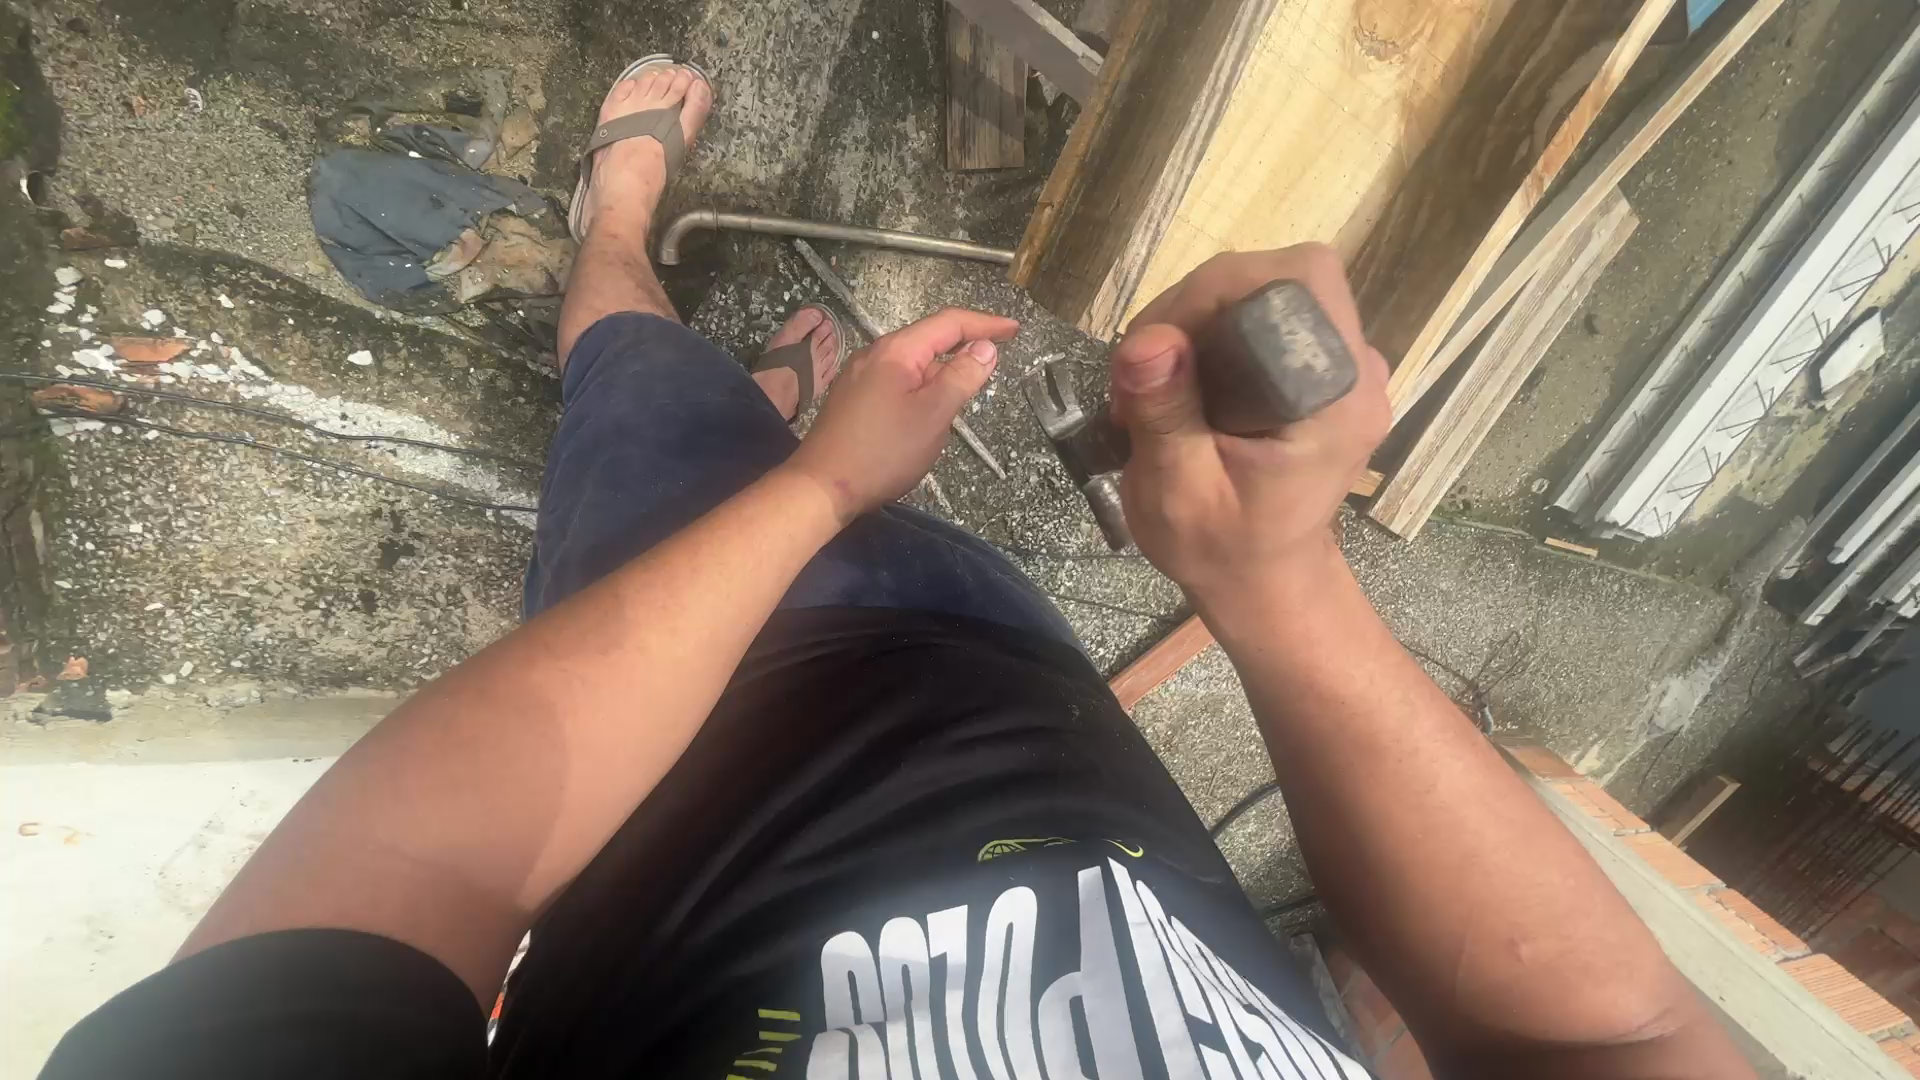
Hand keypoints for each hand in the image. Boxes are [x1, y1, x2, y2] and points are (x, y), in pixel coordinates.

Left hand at [784, 307, 1019, 521]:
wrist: (821, 486)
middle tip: (992, 367)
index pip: (948, 323)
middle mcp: (874, 355)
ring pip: (912, 367)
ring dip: (941, 376)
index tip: (1014, 330)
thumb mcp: (933, 415)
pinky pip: (896, 384)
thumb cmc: (882, 452)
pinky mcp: (852, 401)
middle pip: (928, 342)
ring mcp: (859, 378)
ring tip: (960, 401)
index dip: (985, 324)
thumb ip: (962, 378)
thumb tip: (984, 347)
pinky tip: (926, 416)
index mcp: (896, 351)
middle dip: (962, 351)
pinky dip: (920, 391)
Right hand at [1109, 245, 1390, 613]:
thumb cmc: (1221, 550)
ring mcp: (1343, 369)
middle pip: (1278, 278)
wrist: (1262, 581)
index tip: (1156, 349)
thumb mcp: (1177, 493)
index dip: (1215, 293)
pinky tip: (1181, 387)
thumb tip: (1143, 341)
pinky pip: (1264, 324)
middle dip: (1195, 308)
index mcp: (1335, 399)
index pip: (1291, 282)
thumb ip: (1166, 416)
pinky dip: (1212, 340)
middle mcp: (1355, 370)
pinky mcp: (1320, 375)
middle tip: (1142, 373)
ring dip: (1196, 324)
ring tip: (1152, 388)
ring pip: (1266, 295)